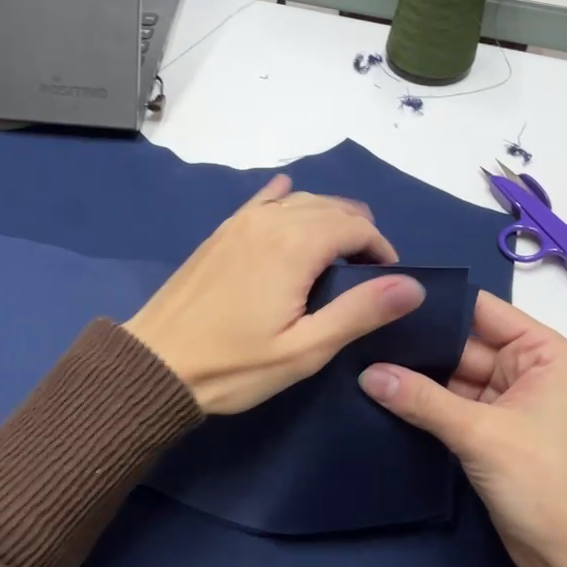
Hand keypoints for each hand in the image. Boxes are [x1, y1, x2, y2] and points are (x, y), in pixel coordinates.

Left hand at [124, 175, 426, 415]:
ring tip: (339, 254)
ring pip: (300, 201)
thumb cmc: (234, 366)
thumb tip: (412, 285)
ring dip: (328, 219)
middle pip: (332, 207)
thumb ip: (360, 312)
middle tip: (368, 273)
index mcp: (295, 245)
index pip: (356, 227)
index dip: (381, 250)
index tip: (389, 281)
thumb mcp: (305, 350)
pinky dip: (287, 201)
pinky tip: (289, 203)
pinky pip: (263, 201)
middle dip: (359, 233)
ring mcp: (240, 222)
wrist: (155, 365)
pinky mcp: (221, 232)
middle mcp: (270, 220)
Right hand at [359, 292, 566, 566]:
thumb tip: (366, 372)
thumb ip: (423, 400)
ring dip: (413, 373)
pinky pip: (448, 404)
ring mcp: (505, 400)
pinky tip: (378, 389)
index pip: (481, 310)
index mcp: (542, 352)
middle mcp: (524, 368)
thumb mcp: (482, 436)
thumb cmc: (547, 484)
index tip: (383, 293)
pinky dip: (421, 402)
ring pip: (450, 375)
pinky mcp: (488, 431)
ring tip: (359, 355)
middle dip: (416, 341)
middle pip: (461, 343)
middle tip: (358, 329)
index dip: (436, 302)